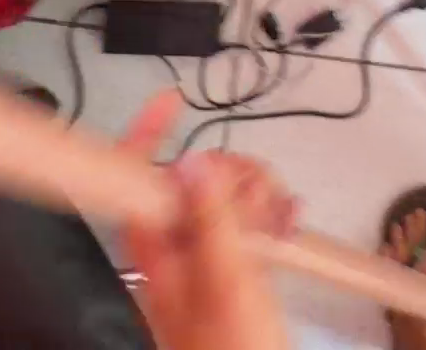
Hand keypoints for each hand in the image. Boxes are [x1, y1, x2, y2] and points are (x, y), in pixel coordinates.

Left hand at [118, 92, 296, 349]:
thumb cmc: (237, 349)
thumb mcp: (229, 282)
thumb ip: (212, 220)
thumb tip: (191, 161)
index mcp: (156, 251)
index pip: (135, 180)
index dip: (146, 135)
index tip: (172, 101)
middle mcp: (174, 247)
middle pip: (194, 179)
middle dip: (232, 173)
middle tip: (262, 197)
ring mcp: (203, 255)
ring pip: (224, 195)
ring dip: (258, 194)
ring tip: (282, 219)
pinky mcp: (231, 264)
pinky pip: (245, 219)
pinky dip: (269, 213)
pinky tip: (289, 222)